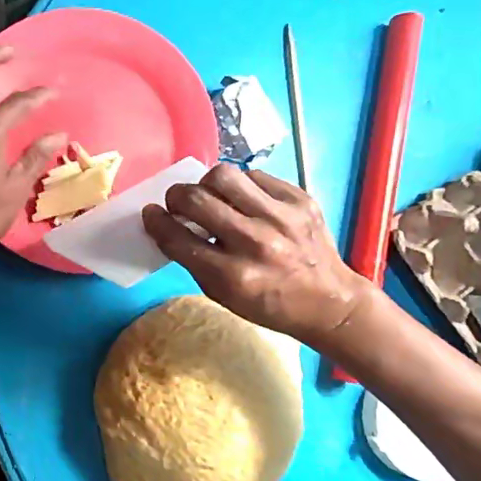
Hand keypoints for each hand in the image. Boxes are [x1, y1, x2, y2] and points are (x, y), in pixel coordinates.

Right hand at [141, 165, 373, 349]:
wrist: (330, 302)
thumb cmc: (268, 304)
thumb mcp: (223, 294)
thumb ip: (193, 259)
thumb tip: (167, 224)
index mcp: (233, 275)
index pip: (179, 238)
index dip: (157, 222)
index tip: (151, 213)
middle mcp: (256, 242)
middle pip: (197, 199)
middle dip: (177, 197)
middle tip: (178, 203)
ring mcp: (282, 217)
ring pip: (224, 176)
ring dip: (207, 185)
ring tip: (210, 196)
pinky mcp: (300, 199)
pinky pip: (255, 176)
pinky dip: (241, 187)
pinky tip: (244, 200)